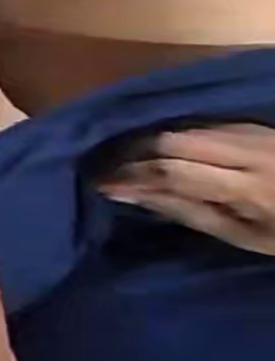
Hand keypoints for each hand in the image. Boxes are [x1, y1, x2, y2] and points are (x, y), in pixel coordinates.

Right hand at [100, 124, 274, 256]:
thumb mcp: (243, 236)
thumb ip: (183, 210)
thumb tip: (123, 191)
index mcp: (250, 188)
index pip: (168, 170)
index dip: (128, 175)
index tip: (101, 185)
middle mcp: (258, 155)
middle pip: (174, 140)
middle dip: (134, 152)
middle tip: (114, 168)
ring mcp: (268, 138)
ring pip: (191, 128)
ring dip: (156, 141)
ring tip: (138, 157)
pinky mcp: (272, 130)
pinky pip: (215, 124)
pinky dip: (186, 134)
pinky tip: (176, 148)